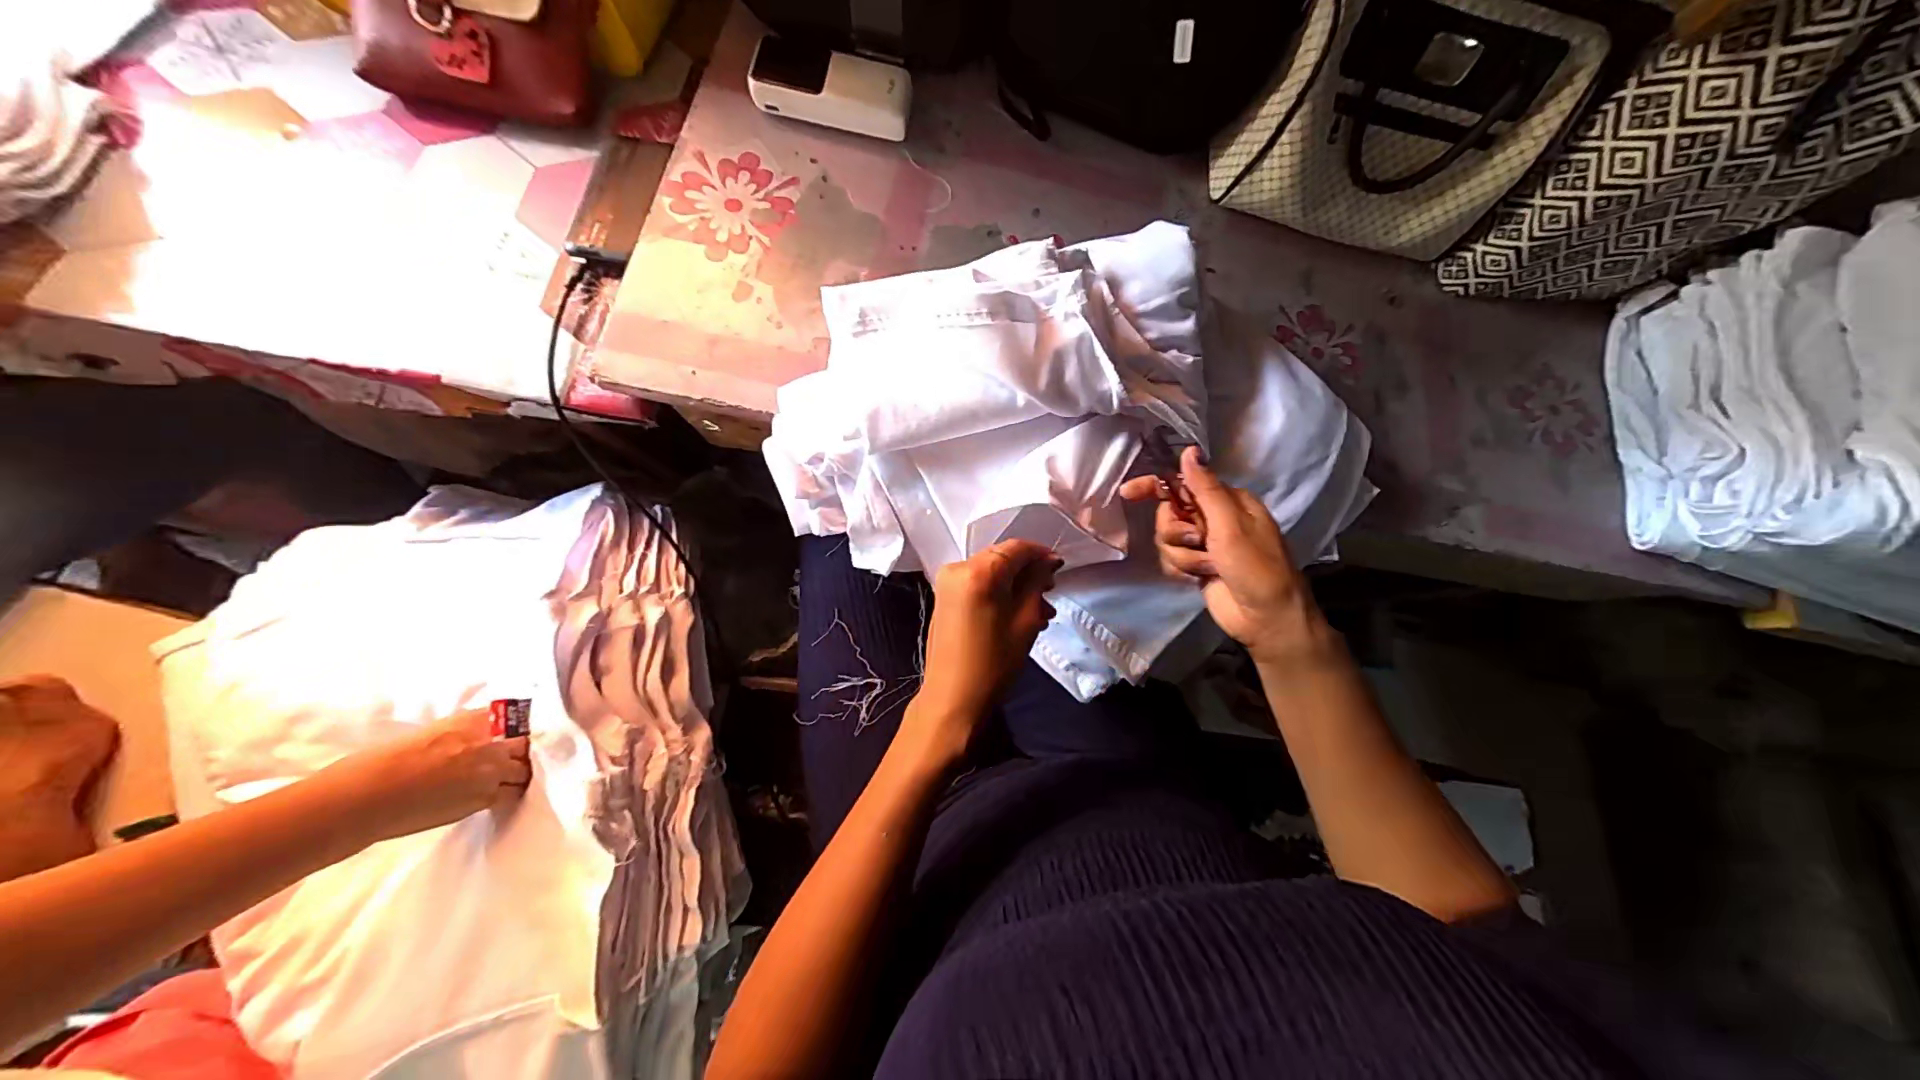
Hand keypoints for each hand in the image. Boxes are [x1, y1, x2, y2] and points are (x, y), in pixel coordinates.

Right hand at [313, 708, 531, 844]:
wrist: (366, 797)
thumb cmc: (384, 762)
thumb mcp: (430, 733)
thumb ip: (461, 732)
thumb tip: (475, 738)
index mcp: (473, 720)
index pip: (511, 719)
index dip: (511, 732)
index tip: (509, 738)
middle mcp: (488, 741)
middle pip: (522, 744)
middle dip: (517, 752)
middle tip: (508, 760)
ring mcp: (490, 770)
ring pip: (522, 770)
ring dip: (515, 773)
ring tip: (505, 779)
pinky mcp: (484, 798)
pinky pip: (510, 793)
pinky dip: (507, 793)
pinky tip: (497, 795)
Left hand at [910, 540, 1062, 758]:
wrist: (953, 699)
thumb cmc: (994, 662)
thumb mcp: (1026, 620)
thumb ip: (1036, 582)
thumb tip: (1047, 562)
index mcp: (978, 571)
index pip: (1016, 548)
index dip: (1041, 555)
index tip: (1059, 569)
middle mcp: (957, 568)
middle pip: (1001, 557)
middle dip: (1028, 571)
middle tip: (1049, 593)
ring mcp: (946, 583)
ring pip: (990, 571)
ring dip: (1015, 584)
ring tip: (1037, 610)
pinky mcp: (943, 598)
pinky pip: (977, 583)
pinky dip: (998, 592)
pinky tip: (1016, 613)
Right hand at [1121, 446, 1322, 664]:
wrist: (1267, 618)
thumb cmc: (1256, 567)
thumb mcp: (1230, 525)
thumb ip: (1205, 488)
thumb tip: (1189, 450)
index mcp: (1228, 500)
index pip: (1182, 483)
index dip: (1154, 487)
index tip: (1128, 493)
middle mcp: (1214, 518)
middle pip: (1168, 513)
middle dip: (1176, 531)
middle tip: (1197, 542)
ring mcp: (1205, 544)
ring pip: (1167, 539)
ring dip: (1183, 554)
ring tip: (1207, 566)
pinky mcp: (1197, 566)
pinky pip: (1171, 558)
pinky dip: (1182, 568)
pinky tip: (1200, 577)